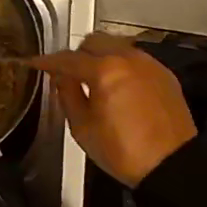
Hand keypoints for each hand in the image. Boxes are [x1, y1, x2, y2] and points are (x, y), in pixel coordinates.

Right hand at [30, 33, 197, 186]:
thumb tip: (61, 79)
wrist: (171, 165)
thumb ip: (67, 96)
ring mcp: (149, 64)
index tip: (36, 63)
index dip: (48, 61)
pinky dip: (122, 66)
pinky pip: (136, 59)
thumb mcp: (83, 128)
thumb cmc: (124, 152)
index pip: (68, 58)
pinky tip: (119, 87)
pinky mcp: (164, 74)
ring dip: (101, 57)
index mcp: (105, 71)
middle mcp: (129, 59)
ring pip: (117, 46)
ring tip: (94, 80)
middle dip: (77, 54)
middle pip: (94, 41)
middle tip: (68, 72)